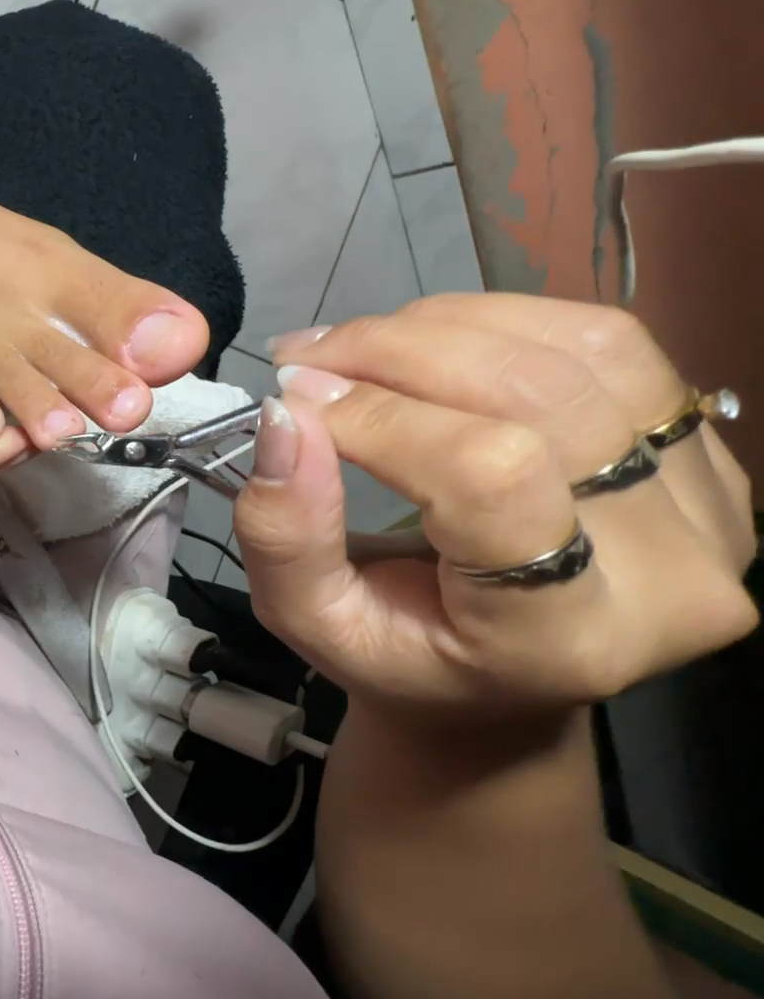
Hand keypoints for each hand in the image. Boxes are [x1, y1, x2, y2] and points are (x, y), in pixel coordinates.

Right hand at [233, 294, 755, 717]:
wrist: (495, 679)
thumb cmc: (390, 655)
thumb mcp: (304, 619)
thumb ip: (284, 534)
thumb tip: (281, 417)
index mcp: (563, 634)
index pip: (488, 475)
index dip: (379, 418)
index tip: (290, 400)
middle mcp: (675, 570)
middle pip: (539, 396)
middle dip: (394, 353)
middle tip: (302, 356)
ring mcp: (715, 508)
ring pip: (584, 351)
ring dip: (442, 325)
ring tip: (353, 345)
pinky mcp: (711, 458)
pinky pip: (612, 346)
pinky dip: (498, 319)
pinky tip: (426, 341)